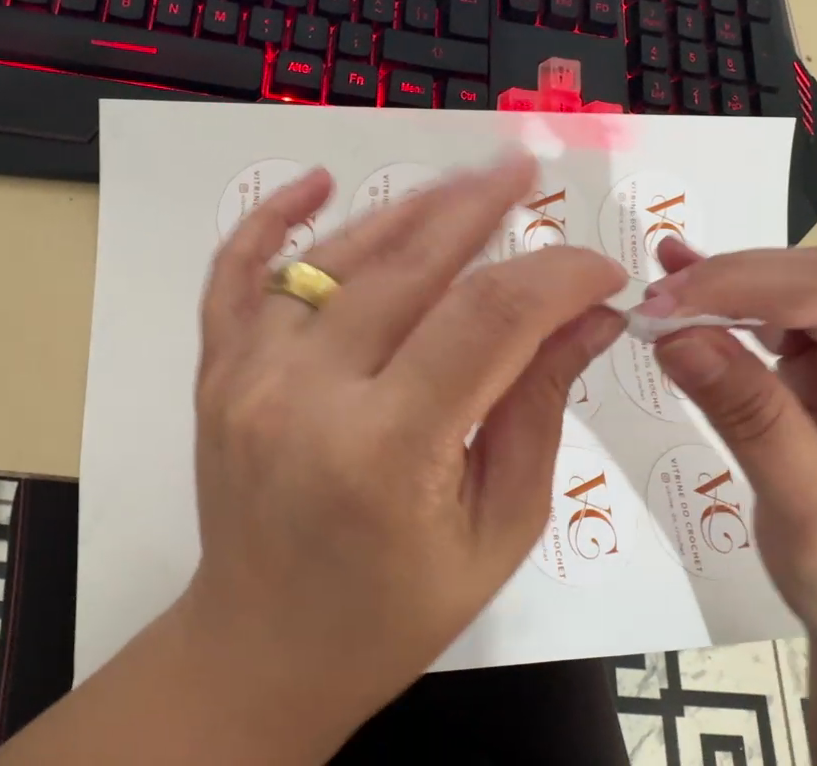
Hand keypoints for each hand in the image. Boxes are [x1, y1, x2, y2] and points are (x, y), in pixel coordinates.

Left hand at [182, 151, 626, 751]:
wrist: (264, 644)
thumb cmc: (394, 608)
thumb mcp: (496, 524)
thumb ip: (537, 404)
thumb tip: (589, 312)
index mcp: (388, 451)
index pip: (488, 318)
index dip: (554, 276)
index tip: (600, 271)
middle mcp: (307, 395)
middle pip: (410, 266)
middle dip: (483, 209)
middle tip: (531, 173)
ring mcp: (248, 374)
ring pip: (336, 257)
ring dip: (406, 209)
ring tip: (466, 182)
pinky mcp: (217, 370)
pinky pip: (235, 273)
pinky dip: (272, 220)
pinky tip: (317, 182)